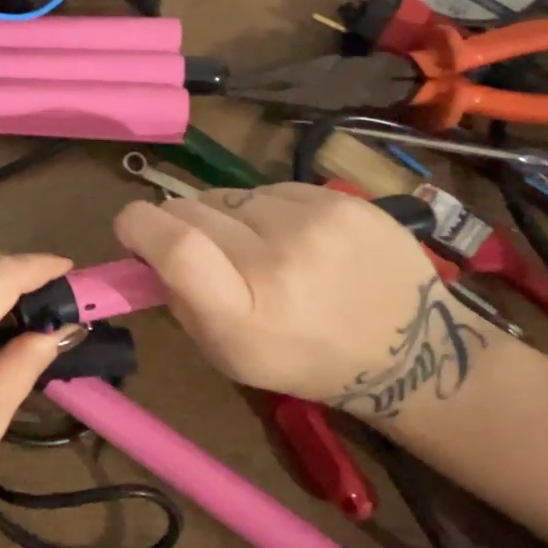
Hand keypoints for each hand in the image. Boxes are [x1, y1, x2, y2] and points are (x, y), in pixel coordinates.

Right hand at [113, 183, 447, 407]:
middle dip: (179, 224)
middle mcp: (278, 262)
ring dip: (227, 217)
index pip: (173, 244)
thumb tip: (146, 246)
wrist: (415, 352)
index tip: (132, 233)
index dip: (138, 227)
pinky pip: (270, 188)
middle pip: (190, 210)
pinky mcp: (344, 201)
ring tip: (257, 246)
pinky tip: (291, 236)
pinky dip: (266, 209)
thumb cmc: (299, 358)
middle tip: (203, 250)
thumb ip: (178, 296)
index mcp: (241, 312)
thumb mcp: (222, 351)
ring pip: (228, 195)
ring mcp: (316, 226)